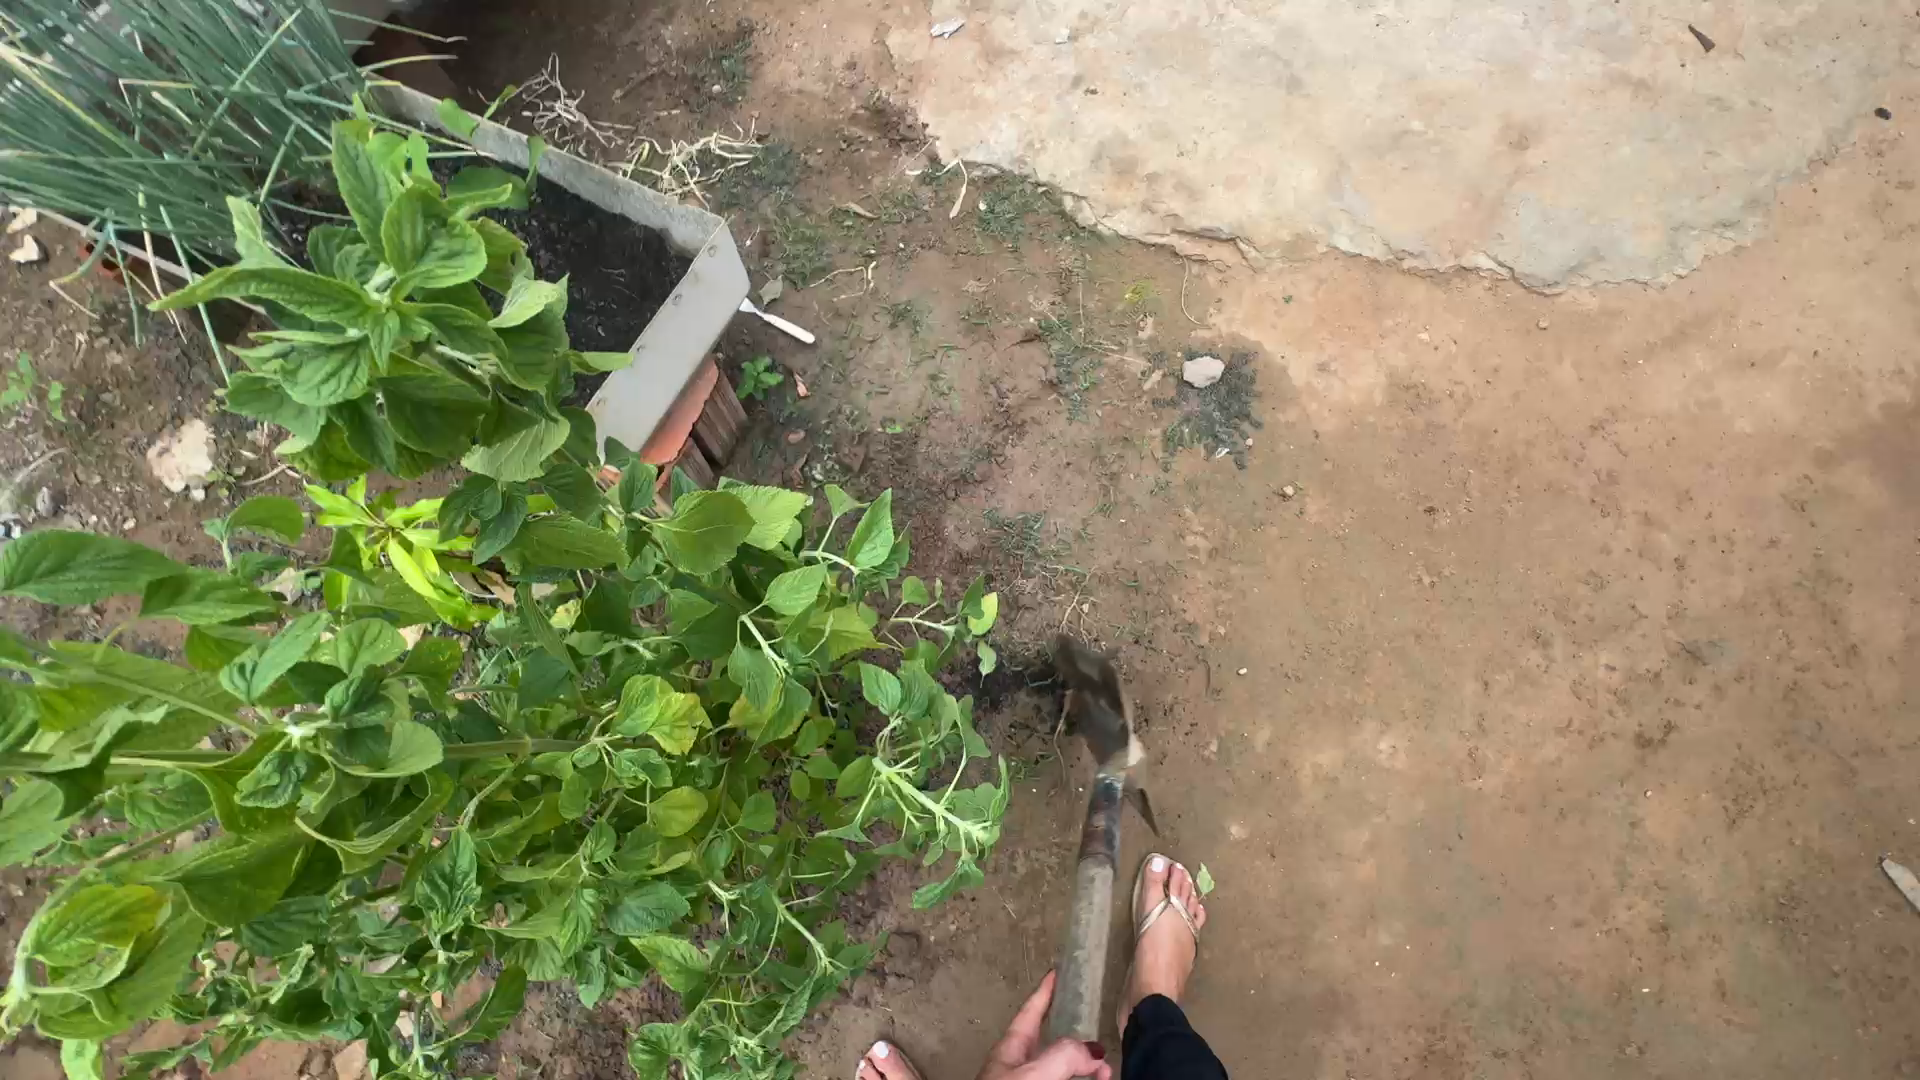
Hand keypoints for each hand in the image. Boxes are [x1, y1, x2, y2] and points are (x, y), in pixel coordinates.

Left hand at [976, 971, 1113, 1079]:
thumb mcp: (1032, 1073)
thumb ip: (1063, 1056)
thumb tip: (1094, 1049)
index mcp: (1010, 1049)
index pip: (1031, 1011)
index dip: (1045, 991)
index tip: (1056, 972)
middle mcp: (1017, 1069)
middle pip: (1048, 1045)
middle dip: (1074, 1040)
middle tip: (1099, 1037)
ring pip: (1058, 1073)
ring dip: (1083, 1070)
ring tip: (1107, 1071)